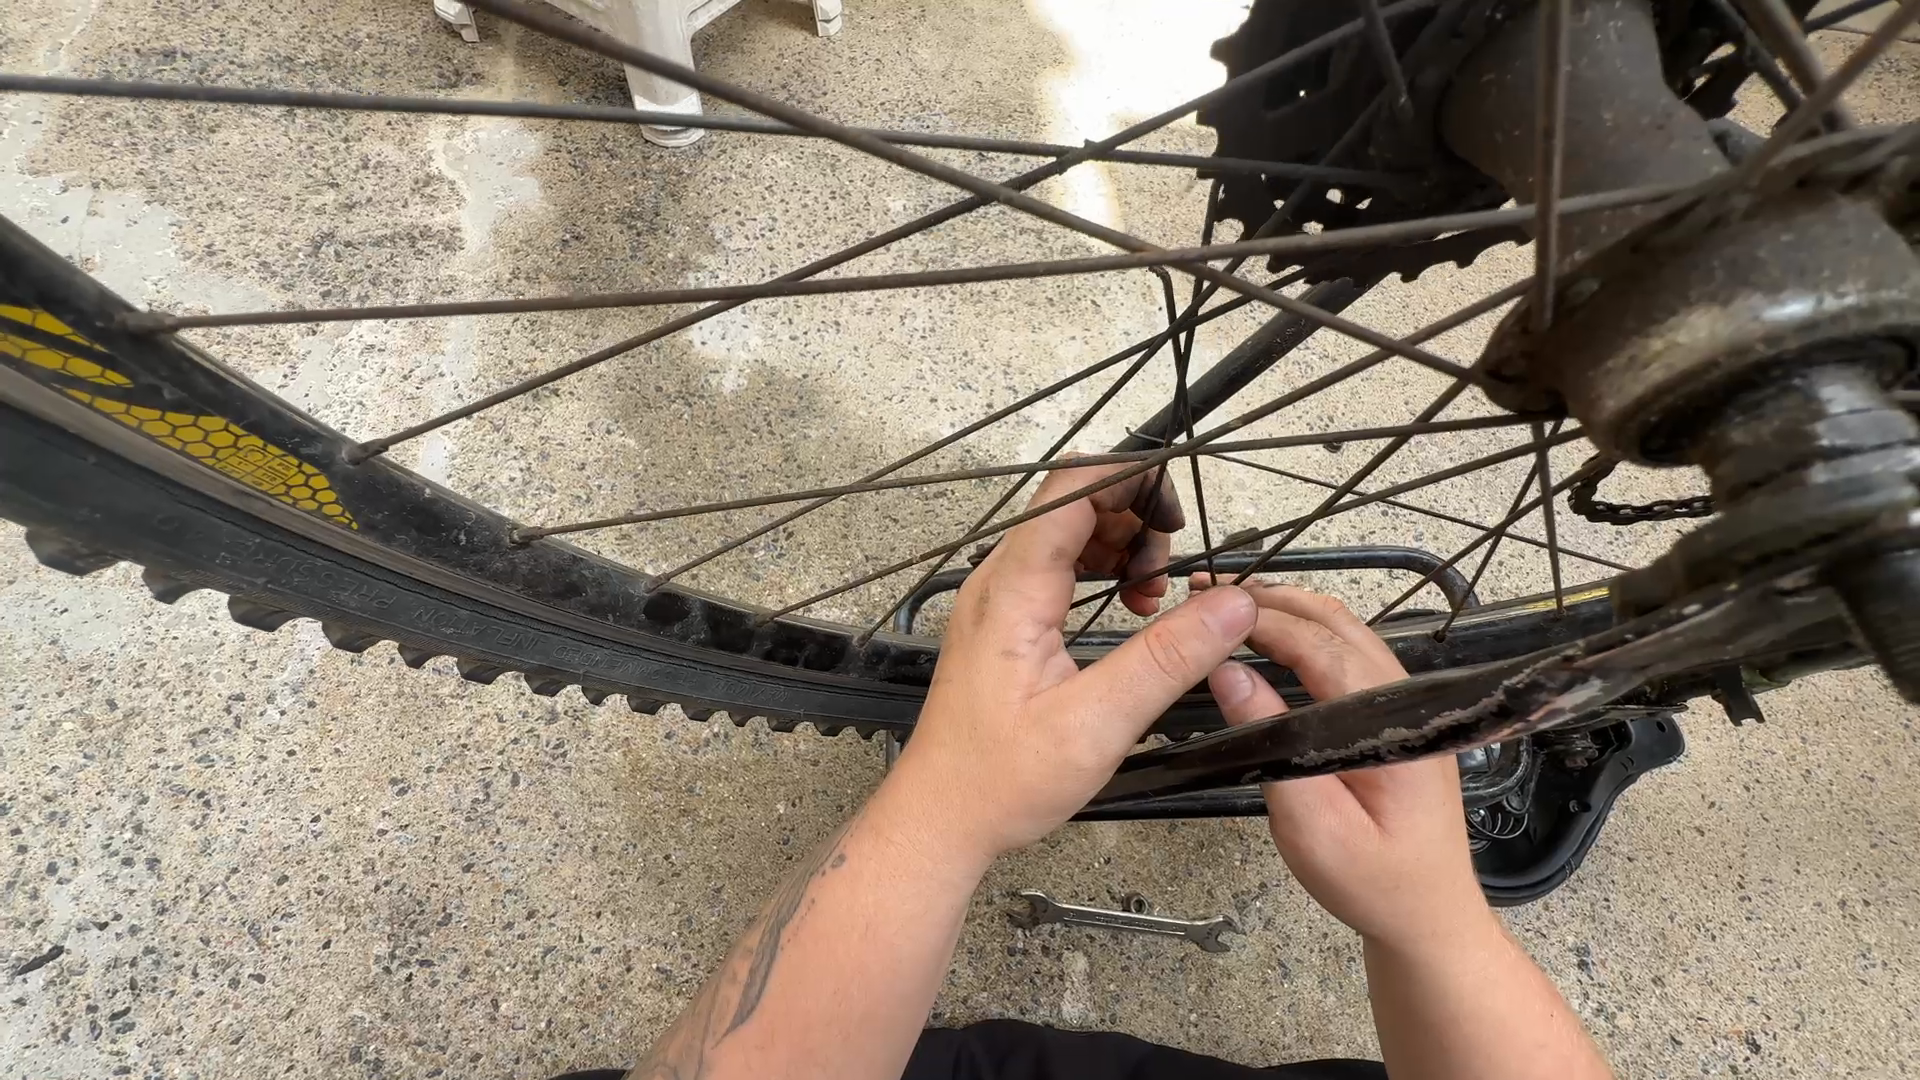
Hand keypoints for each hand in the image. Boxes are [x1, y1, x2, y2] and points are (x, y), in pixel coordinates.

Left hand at [885, 463, 1257, 863]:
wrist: (943, 813)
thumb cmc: (1003, 777)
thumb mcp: (1096, 724)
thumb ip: (1166, 659)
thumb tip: (1233, 604)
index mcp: (1013, 589)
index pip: (1070, 490)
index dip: (1129, 480)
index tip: (1178, 516)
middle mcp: (999, 578)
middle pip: (1073, 503)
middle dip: (1134, 517)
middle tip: (1169, 576)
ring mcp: (1000, 595)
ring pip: (1069, 532)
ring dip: (1121, 546)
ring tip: (1152, 597)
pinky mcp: (1006, 617)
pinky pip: (1060, 566)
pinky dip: (1102, 570)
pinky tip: (1129, 607)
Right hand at [1195, 580, 1491, 953]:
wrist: (1428, 913)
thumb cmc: (1370, 880)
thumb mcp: (1311, 826)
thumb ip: (1273, 747)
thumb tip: (1227, 673)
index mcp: (1393, 723)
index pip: (1320, 647)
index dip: (1260, 622)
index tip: (1205, 609)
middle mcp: (1406, 697)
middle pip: (1334, 621)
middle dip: (1268, 598)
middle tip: (1205, 591)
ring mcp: (1402, 699)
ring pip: (1341, 626)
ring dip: (1284, 606)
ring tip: (1226, 601)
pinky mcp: (1391, 708)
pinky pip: (1343, 647)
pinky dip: (1300, 627)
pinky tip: (1265, 632)